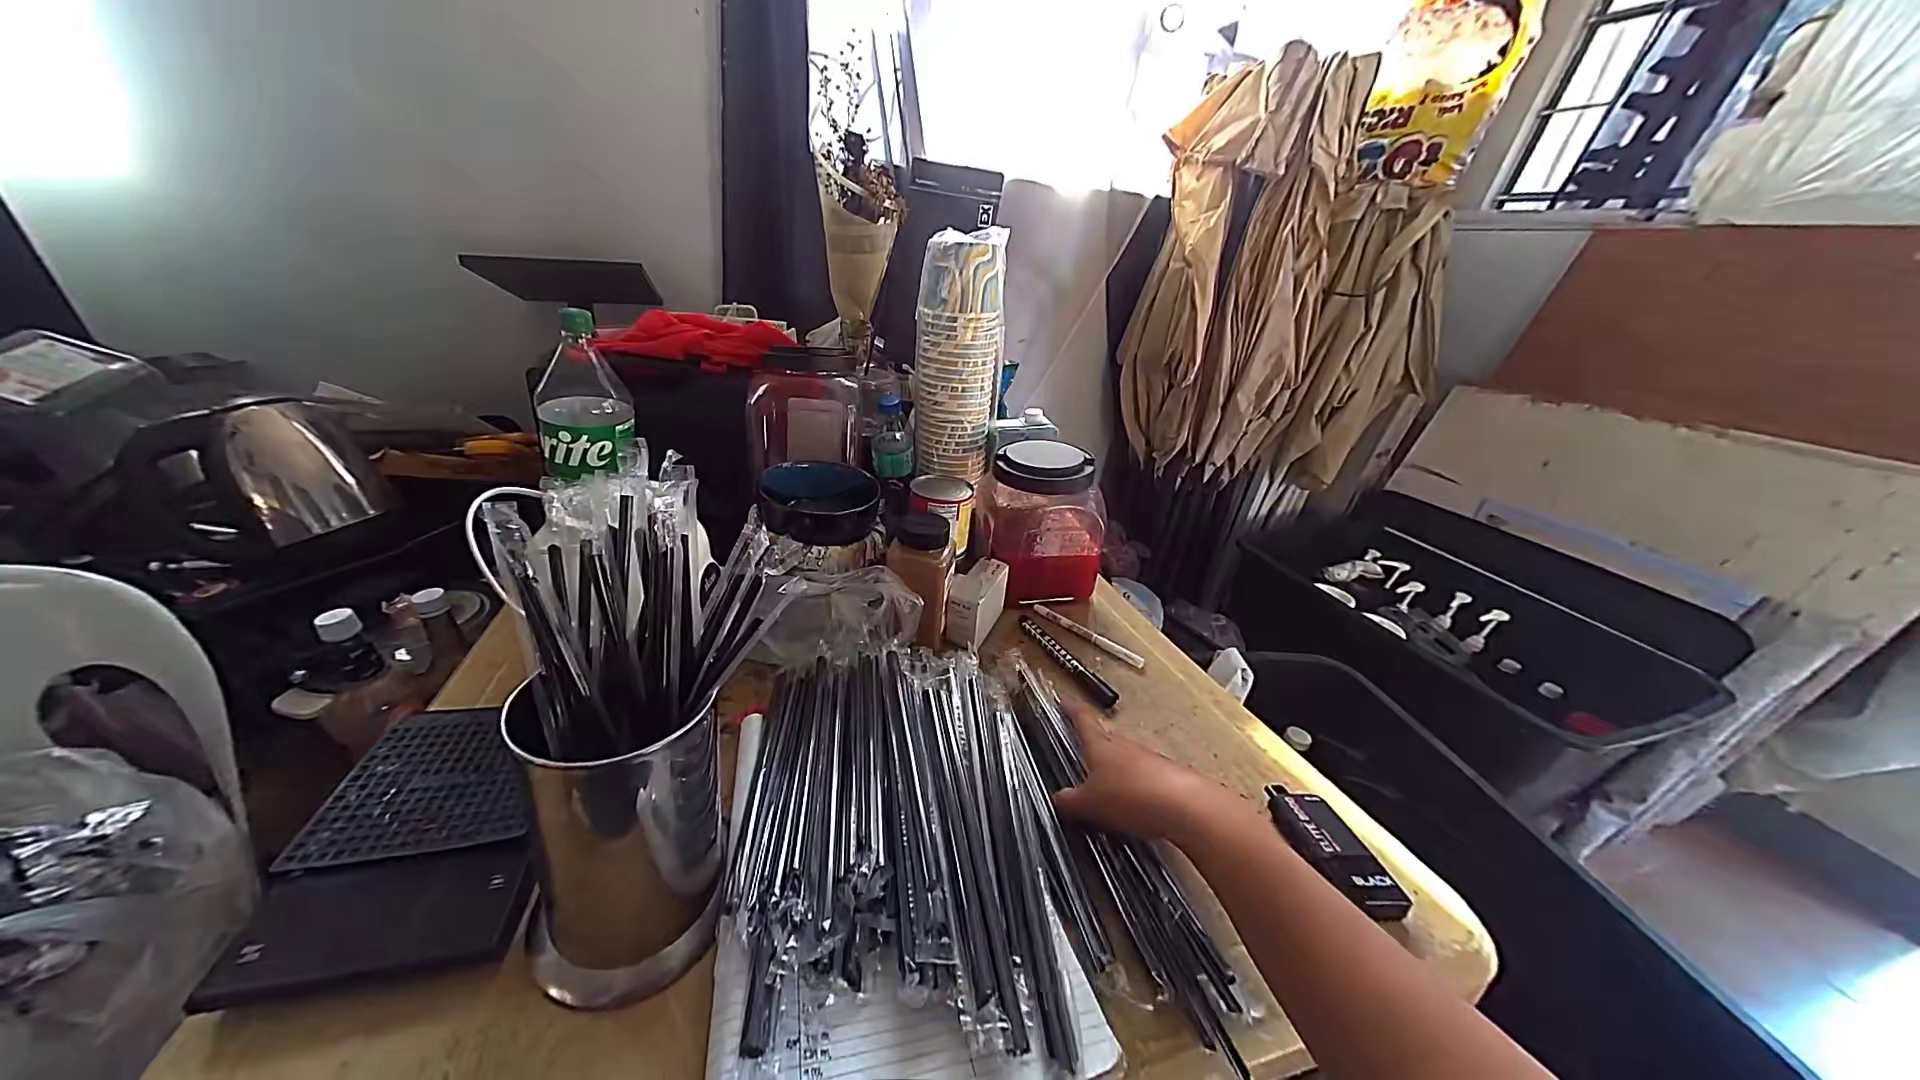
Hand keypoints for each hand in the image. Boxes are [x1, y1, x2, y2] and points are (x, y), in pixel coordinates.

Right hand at [1049, 698, 1259, 848]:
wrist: (1184, 807)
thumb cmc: (1132, 796)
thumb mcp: (1090, 804)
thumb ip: (1071, 801)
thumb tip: (1059, 798)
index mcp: (1101, 745)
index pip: (1083, 720)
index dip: (1072, 711)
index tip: (1067, 703)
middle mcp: (1125, 745)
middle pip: (1105, 739)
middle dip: (1094, 747)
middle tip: (1084, 756)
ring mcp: (1148, 758)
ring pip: (1126, 759)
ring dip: (1117, 770)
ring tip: (1108, 791)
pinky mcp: (1167, 776)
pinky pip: (1145, 777)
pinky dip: (1136, 788)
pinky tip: (1135, 807)